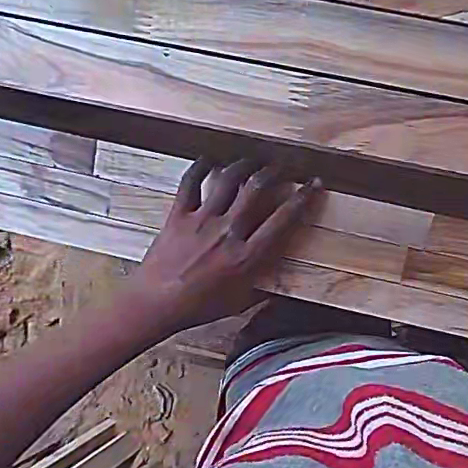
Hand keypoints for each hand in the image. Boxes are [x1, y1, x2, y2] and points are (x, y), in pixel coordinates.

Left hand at [118, 158, 320, 334]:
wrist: (155, 304)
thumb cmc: (198, 308)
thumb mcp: (239, 303)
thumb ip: (264, 291)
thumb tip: (283, 288)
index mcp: (247, 256)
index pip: (283, 218)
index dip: (303, 198)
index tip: (313, 185)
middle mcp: (227, 232)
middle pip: (258, 189)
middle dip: (276, 171)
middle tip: (284, 165)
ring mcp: (202, 220)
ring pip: (229, 179)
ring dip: (245, 164)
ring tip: (254, 160)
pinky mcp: (179, 215)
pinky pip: (191, 182)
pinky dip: (200, 166)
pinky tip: (210, 159)